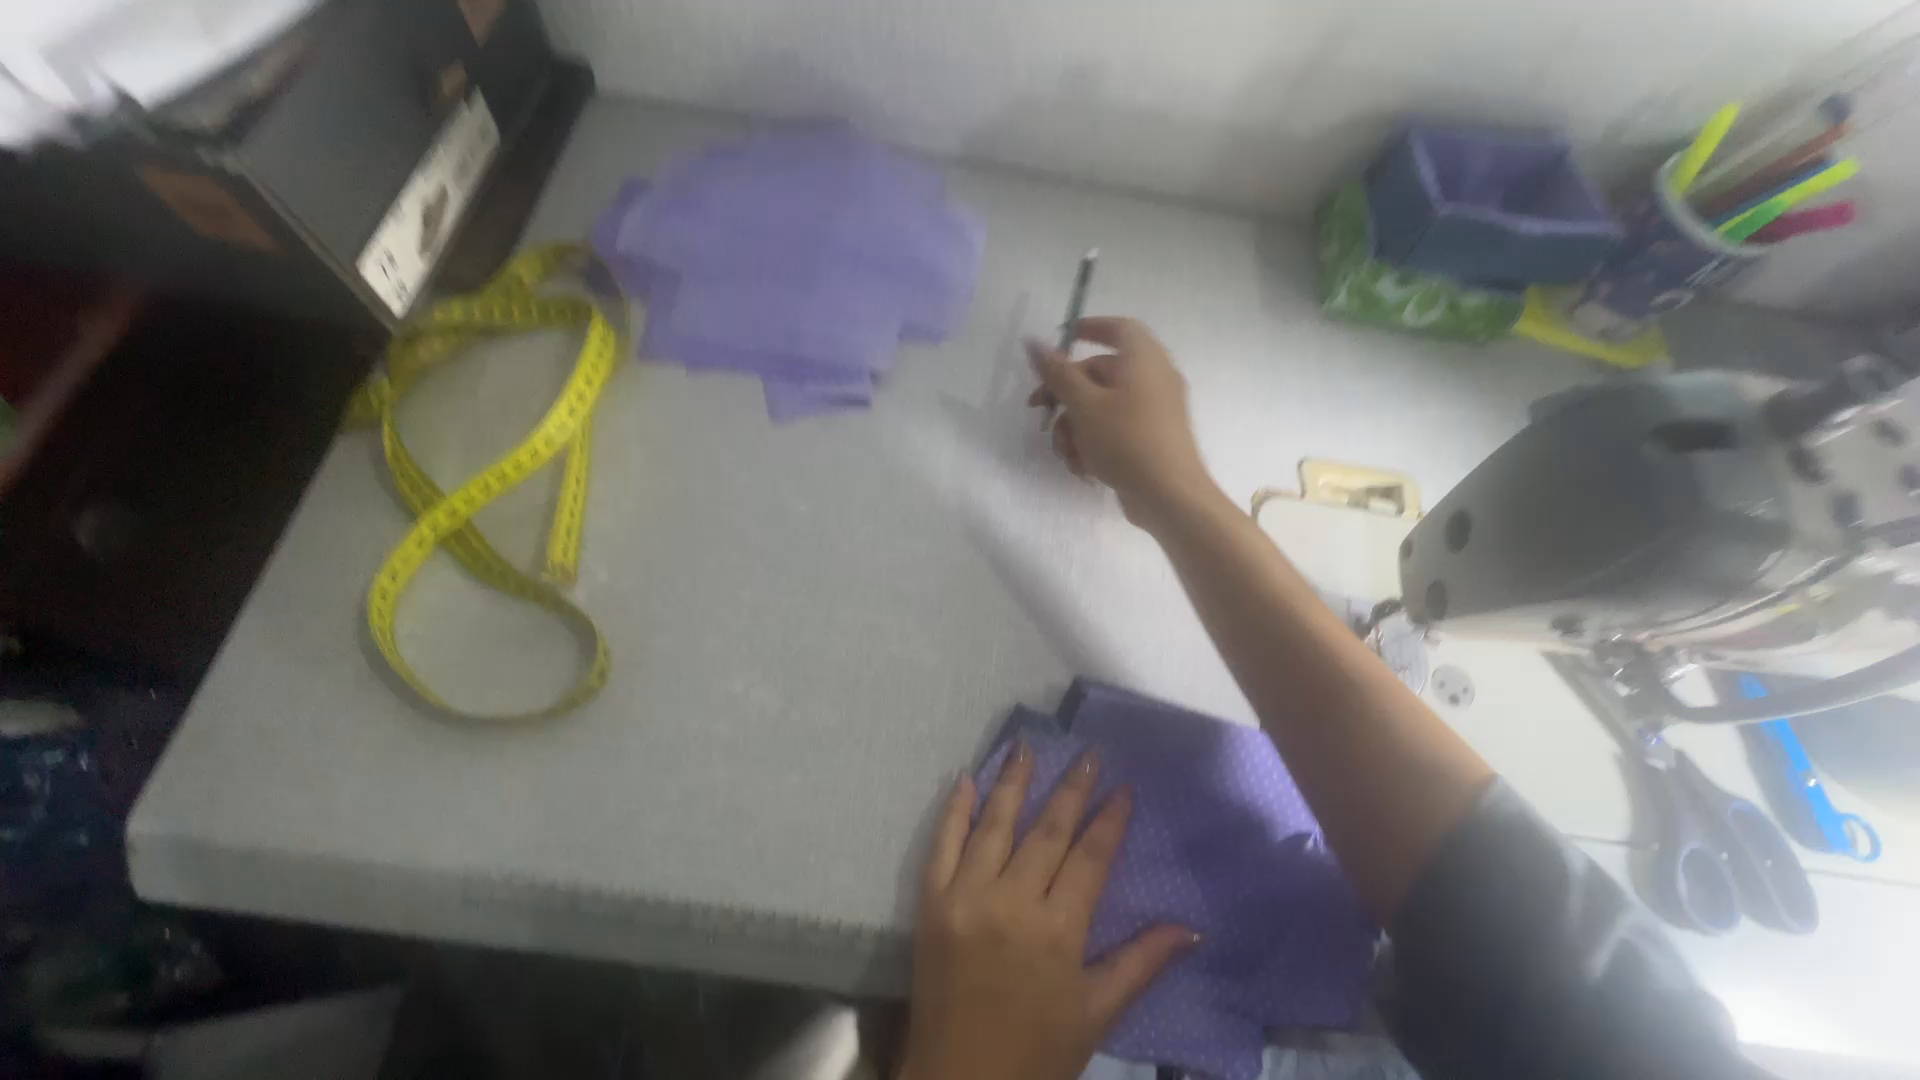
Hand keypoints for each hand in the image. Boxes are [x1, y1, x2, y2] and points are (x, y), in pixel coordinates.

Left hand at [900, 744, 1196, 1079]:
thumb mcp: (1097, 1012)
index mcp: (1058, 931)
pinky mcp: (931, 902)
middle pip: (1046, 831)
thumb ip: (1141, 962)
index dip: (1110, 819)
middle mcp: (1011, 903)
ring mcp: (966, 897)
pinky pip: (941, 844)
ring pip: (994, 826)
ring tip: (1026, 745)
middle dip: (1071, 790)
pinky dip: (953, 810)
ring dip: (1012, 782)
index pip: (1090, 857)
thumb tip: (1192, 927)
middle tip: (1088, 754)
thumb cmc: (1037, 1051)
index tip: (1123, 787)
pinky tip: (964, 778)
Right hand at [1027, 317, 1216, 527]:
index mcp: (1143, 360)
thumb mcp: (1085, 405)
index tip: (1061, 340)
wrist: (1169, 496)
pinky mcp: (1149, 440)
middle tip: (1039, 414)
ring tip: (1064, 453)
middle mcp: (1152, 379)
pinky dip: (1092, 443)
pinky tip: (1080, 467)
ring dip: (1073, 428)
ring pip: (1101, 407)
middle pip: (1099, 373)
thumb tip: (1033, 341)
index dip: (1088, 328)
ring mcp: (1153, 412)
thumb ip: (1058, 372)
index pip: (1118, 328)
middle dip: (1065, 396)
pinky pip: (1114, 430)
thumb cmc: (1126, 441)